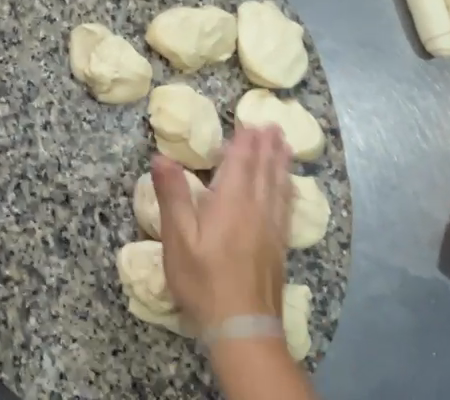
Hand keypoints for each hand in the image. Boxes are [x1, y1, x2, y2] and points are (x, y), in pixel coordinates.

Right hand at [151, 124, 291, 329]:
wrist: (243, 326)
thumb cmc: (202, 279)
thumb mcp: (177, 238)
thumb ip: (172, 196)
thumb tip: (162, 157)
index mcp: (230, 206)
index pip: (240, 166)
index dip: (244, 144)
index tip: (251, 122)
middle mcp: (256, 214)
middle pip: (264, 175)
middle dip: (267, 149)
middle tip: (274, 126)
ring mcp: (270, 232)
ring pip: (278, 190)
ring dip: (280, 166)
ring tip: (285, 148)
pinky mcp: (277, 249)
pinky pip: (285, 209)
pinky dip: (286, 191)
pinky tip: (287, 190)